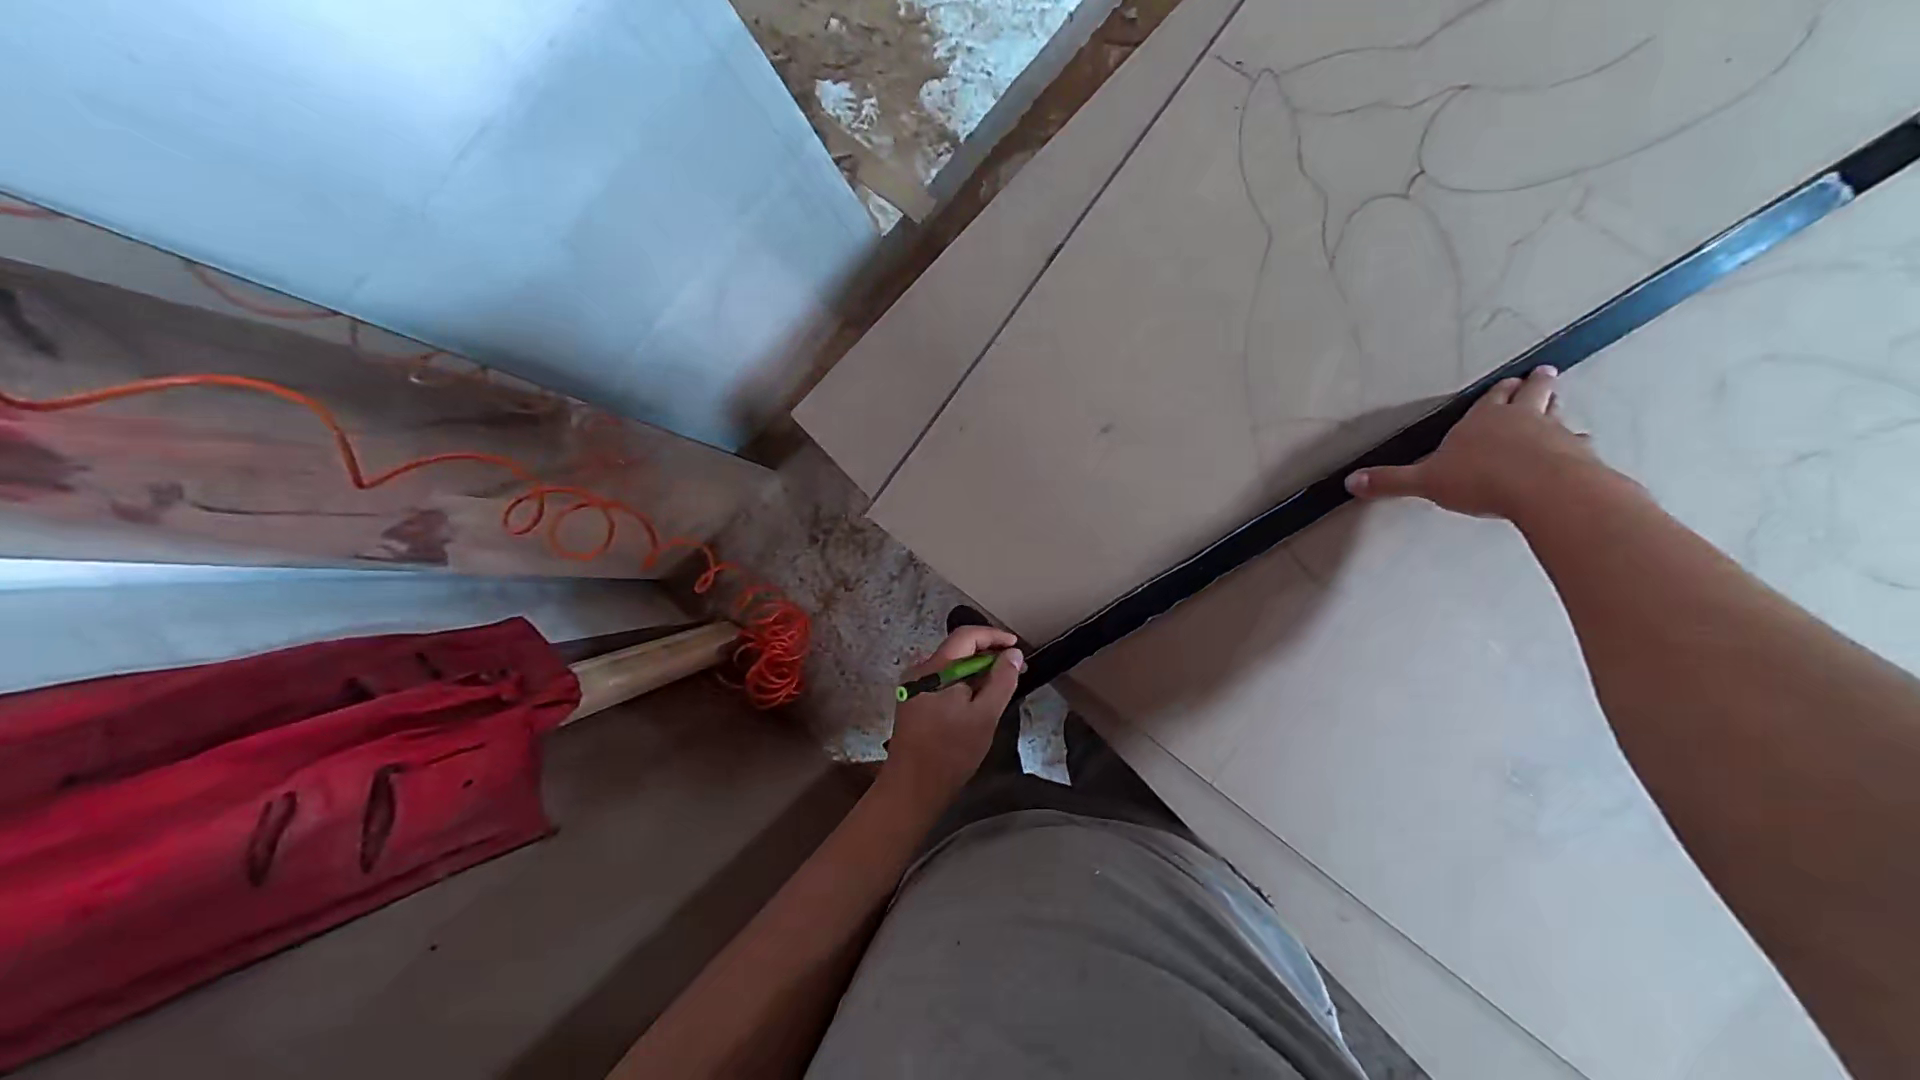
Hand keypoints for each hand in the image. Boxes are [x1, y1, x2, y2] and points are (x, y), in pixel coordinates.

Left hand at [881, 626, 1024, 801]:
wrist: (912, 787)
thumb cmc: (951, 751)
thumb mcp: (985, 715)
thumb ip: (1002, 680)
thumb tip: (1013, 654)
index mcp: (935, 669)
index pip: (966, 636)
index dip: (993, 636)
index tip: (1016, 645)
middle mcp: (919, 671)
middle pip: (957, 649)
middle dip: (987, 654)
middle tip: (1013, 668)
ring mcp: (913, 687)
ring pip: (950, 666)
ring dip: (976, 670)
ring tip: (999, 684)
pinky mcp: (913, 702)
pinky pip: (942, 681)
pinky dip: (963, 683)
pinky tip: (977, 699)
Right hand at [1345, 366, 1614, 519]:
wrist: (1546, 492)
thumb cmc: (1484, 479)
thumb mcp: (1425, 481)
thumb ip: (1390, 481)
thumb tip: (1352, 482)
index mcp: (1483, 419)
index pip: (1491, 398)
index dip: (1498, 391)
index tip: (1507, 381)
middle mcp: (1521, 419)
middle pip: (1532, 393)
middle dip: (1535, 384)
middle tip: (1542, 374)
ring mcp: (1554, 434)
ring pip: (1557, 412)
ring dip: (1556, 406)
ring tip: (1558, 402)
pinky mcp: (1578, 455)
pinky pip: (1579, 444)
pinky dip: (1577, 443)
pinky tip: (1579, 447)